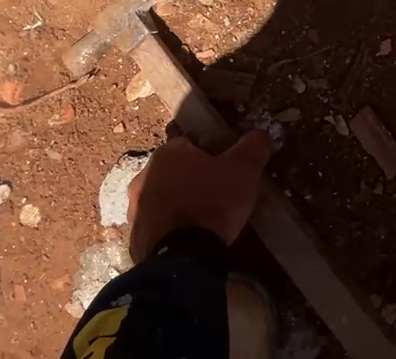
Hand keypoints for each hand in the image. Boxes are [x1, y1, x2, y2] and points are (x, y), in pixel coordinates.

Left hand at [128, 131, 273, 261]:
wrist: (181, 260)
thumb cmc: (213, 203)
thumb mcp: (244, 169)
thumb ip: (254, 146)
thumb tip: (261, 136)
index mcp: (167, 153)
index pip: (191, 142)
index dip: (212, 153)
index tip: (228, 169)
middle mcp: (144, 176)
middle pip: (175, 171)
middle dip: (194, 179)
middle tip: (219, 194)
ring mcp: (134, 210)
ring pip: (164, 199)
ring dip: (181, 204)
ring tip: (206, 220)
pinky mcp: (134, 239)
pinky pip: (157, 226)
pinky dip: (171, 229)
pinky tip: (191, 239)